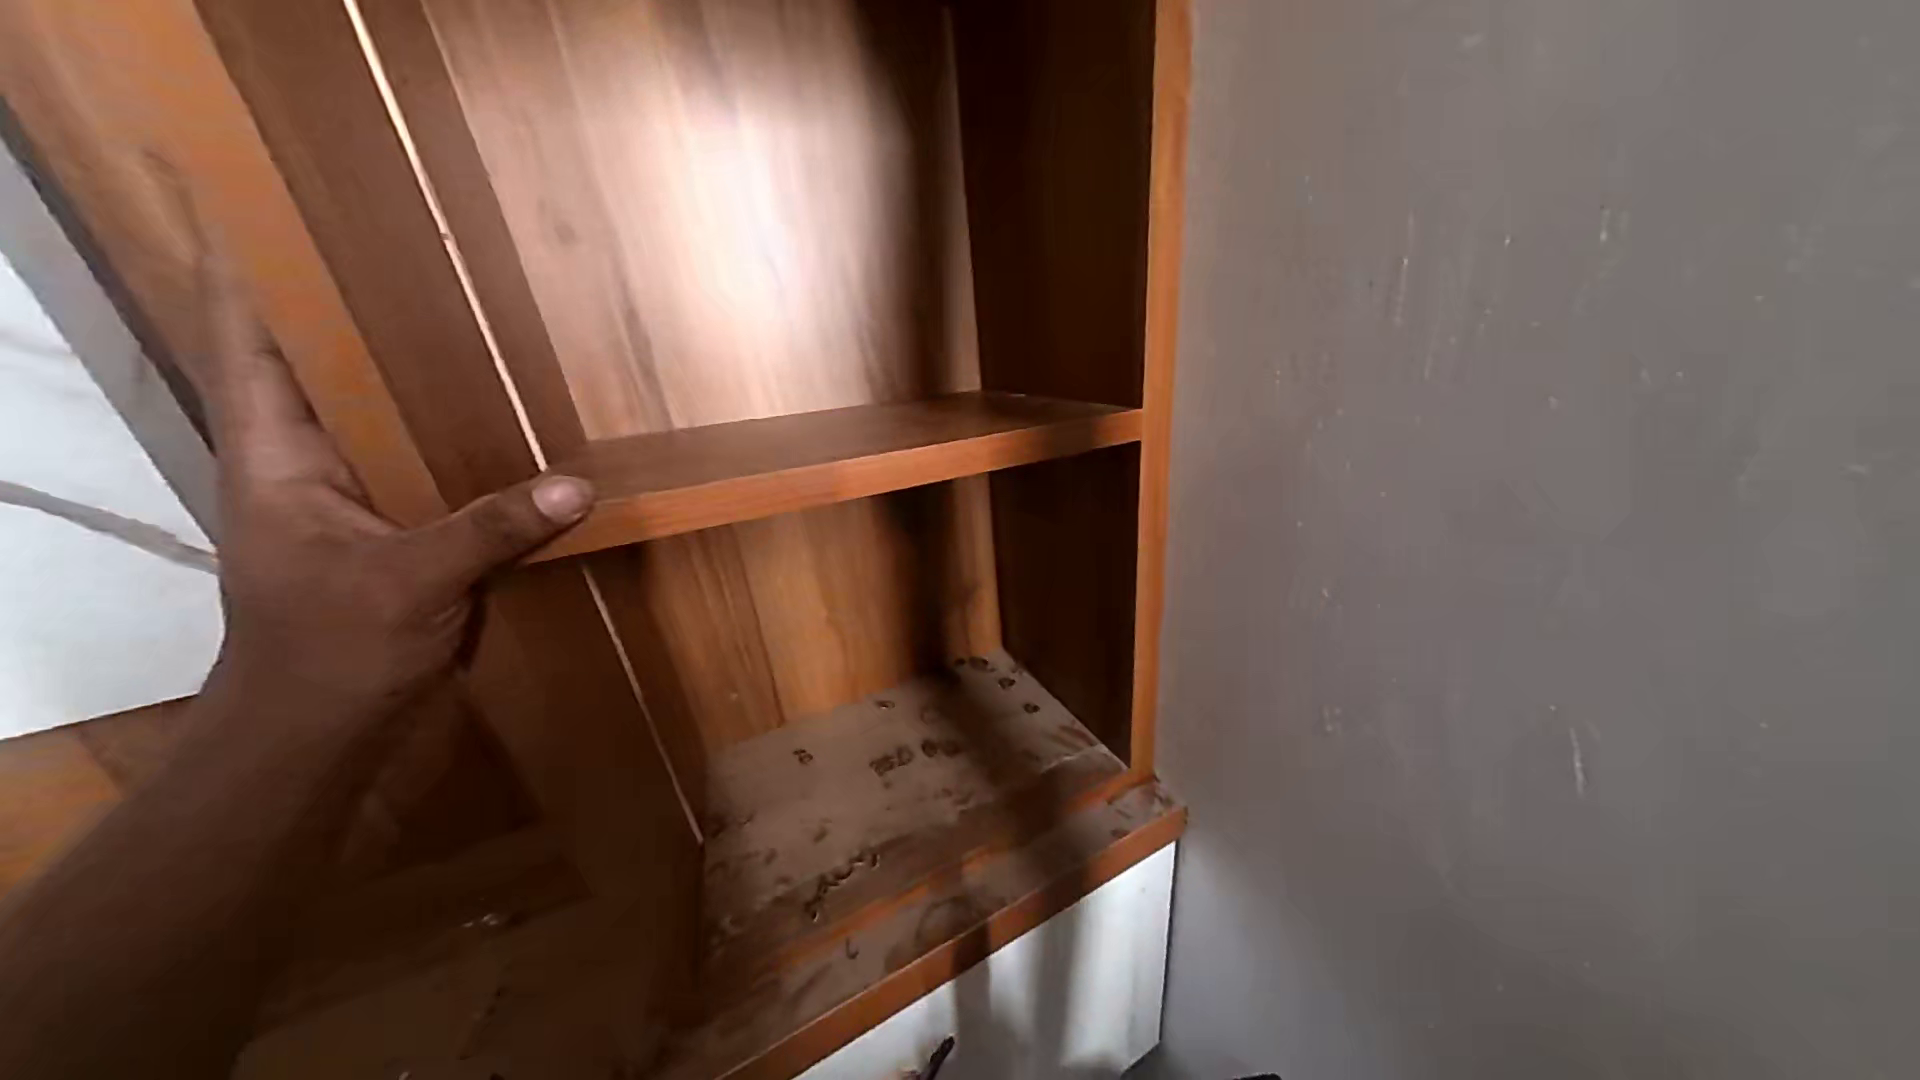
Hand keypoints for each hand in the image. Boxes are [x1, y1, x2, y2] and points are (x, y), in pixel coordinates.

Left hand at [183, 214, 592, 729]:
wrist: (330, 728)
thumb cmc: (330, 648)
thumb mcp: (407, 582)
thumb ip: (488, 529)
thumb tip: (578, 486)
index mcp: (277, 457)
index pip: (249, 343)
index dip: (244, 272)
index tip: (265, 205)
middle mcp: (318, 465)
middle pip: (334, 369)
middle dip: (365, 314)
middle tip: (420, 259)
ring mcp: (367, 500)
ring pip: (396, 422)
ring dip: (430, 383)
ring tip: (481, 330)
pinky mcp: (411, 532)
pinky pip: (444, 471)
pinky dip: (474, 446)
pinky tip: (518, 429)